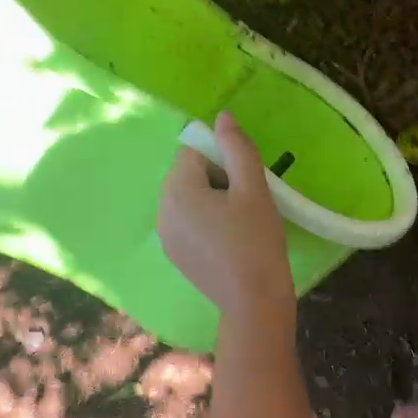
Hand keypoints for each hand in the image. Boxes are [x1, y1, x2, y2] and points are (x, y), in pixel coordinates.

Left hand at [158, 111, 294, 326]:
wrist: (253, 301)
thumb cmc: (256, 240)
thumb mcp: (254, 188)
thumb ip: (237, 148)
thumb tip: (222, 117)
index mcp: (176, 189)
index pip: (195, 151)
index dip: (225, 158)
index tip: (246, 181)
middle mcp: (161, 209)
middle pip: (189, 172)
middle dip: (219, 177)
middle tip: (248, 200)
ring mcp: (164, 234)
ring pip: (190, 197)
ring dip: (214, 198)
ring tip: (242, 220)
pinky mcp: (174, 253)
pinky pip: (188, 220)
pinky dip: (208, 220)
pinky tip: (231, 239)